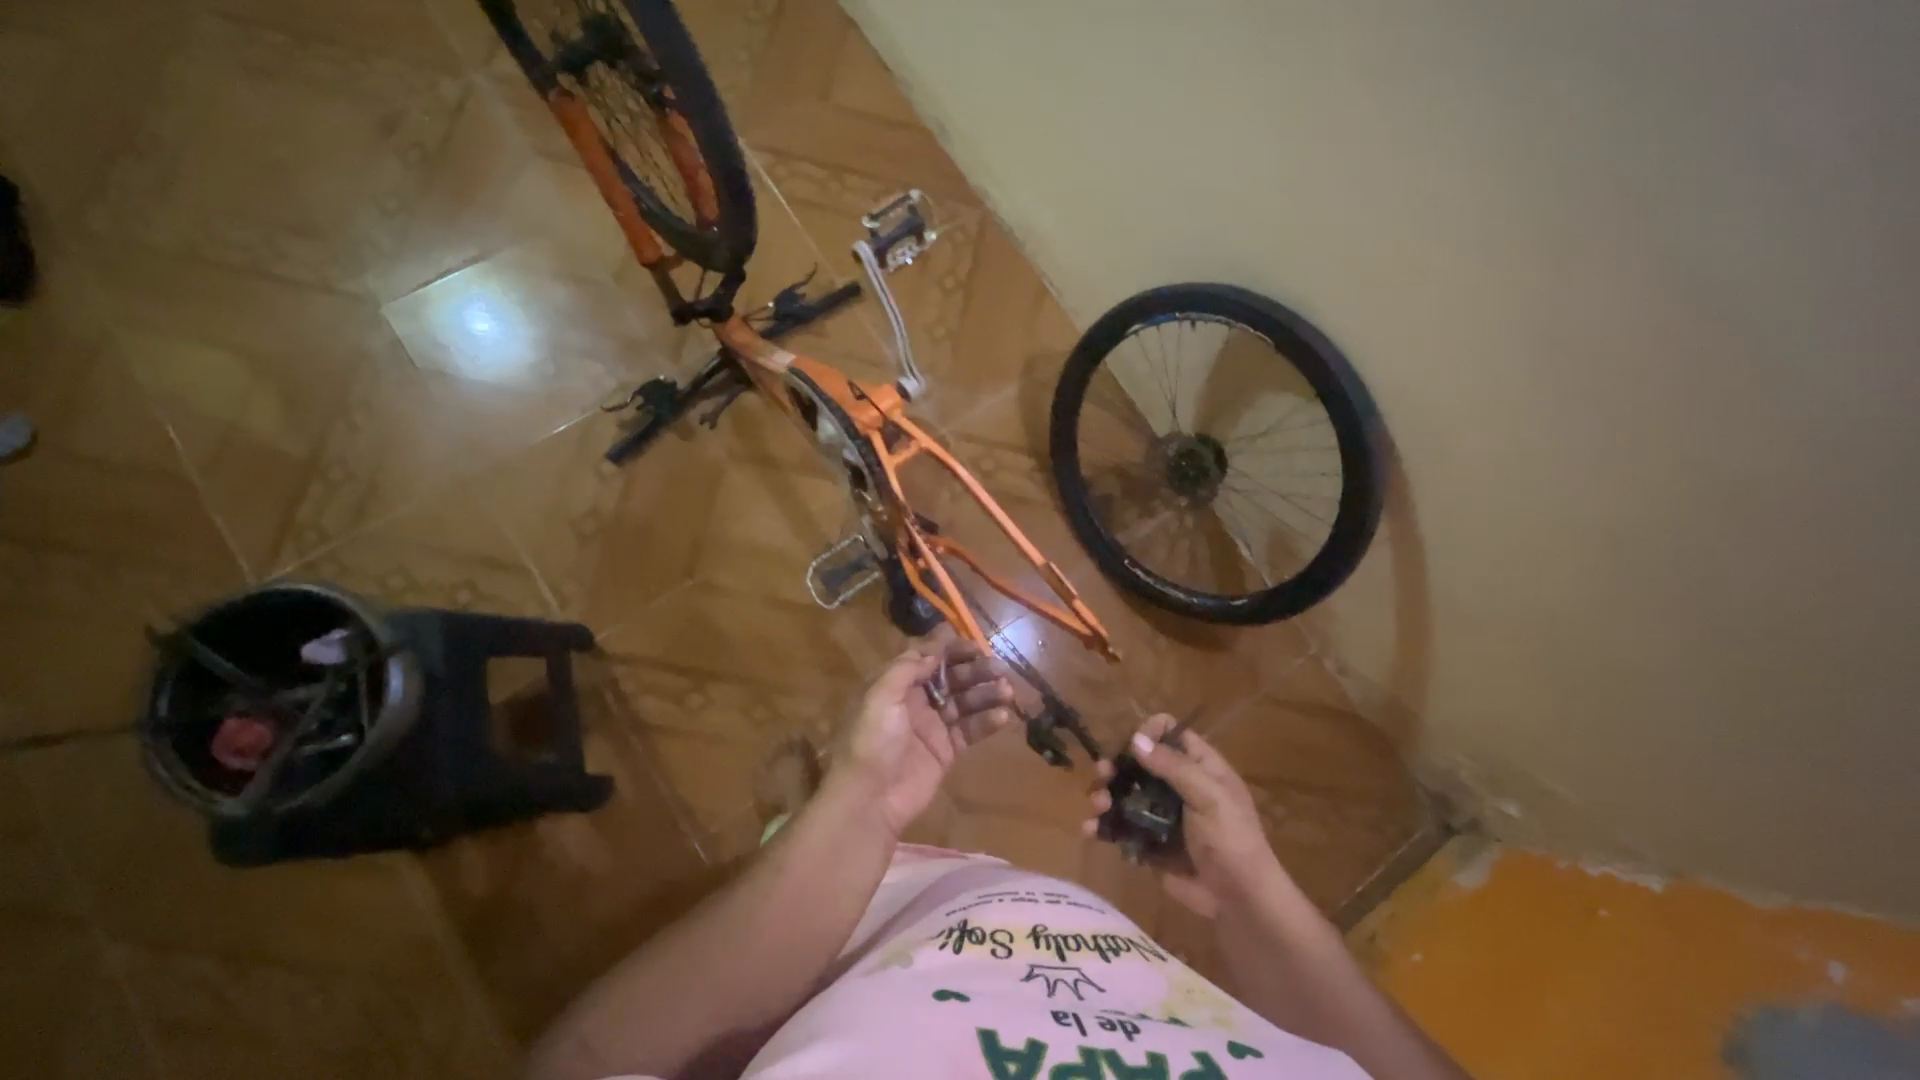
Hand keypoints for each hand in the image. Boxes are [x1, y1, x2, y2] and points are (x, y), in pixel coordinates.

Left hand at [839, 637, 1014, 836]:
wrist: (868, 799)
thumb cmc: (870, 742)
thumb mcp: (879, 696)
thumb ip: (906, 669)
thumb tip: (934, 651)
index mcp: (895, 684)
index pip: (926, 657)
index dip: (949, 649)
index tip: (975, 645)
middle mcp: (914, 701)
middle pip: (949, 678)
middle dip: (973, 670)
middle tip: (998, 668)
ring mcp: (932, 727)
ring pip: (964, 702)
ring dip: (985, 693)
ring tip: (1007, 690)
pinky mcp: (945, 751)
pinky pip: (969, 731)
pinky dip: (986, 721)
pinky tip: (1002, 716)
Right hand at [1083, 713, 1287, 917]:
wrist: (1238, 899)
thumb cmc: (1230, 839)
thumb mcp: (1209, 796)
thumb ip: (1173, 766)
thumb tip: (1135, 739)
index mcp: (1201, 769)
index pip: (1171, 735)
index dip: (1149, 733)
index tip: (1132, 746)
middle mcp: (1180, 787)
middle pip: (1141, 764)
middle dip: (1118, 766)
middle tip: (1103, 774)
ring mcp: (1163, 817)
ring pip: (1126, 795)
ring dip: (1107, 796)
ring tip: (1099, 805)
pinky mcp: (1151, 844)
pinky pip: (1122, 828)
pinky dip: (1104, 827)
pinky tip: (1090, 830)